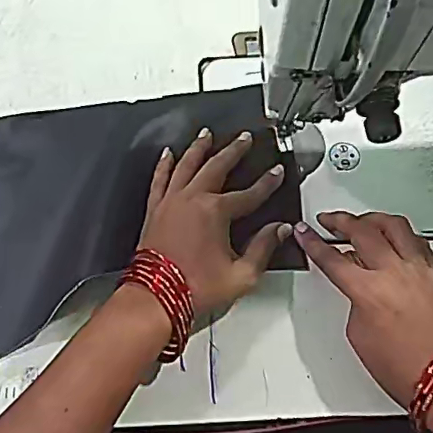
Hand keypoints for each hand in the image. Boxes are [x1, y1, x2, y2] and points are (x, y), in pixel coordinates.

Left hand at [139, 128, 290, 319]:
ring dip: (199, 148)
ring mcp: (170, 202)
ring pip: (187, 164)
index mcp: (215, 212)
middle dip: (234, 150)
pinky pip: (160, 179)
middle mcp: (192, 200)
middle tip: (244, 139)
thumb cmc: (192, 288)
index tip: (276, 173)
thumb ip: (263, 248)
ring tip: (207, 135)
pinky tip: (168, 155)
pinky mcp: (154, 210)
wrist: (155, 297)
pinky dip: (164, 164)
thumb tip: (278, 231)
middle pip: (217, 166)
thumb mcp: (242, 275)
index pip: (250, 193)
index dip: (267, 183)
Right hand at [294, 211, 432, 406]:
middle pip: (362, 230)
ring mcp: (418, 271)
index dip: (313, 242)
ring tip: (361, 220)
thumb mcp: (358, 334)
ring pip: (394, 225)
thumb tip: (355, 284)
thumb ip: (353, 300)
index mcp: (369, 291)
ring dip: (372, 219)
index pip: (332, 257)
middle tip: (328, 220)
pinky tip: (394, 235)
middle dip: (339, 221)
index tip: (305, 233)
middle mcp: (395, 274)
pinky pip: (417, 241)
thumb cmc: (404, 368)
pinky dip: (400, 233)